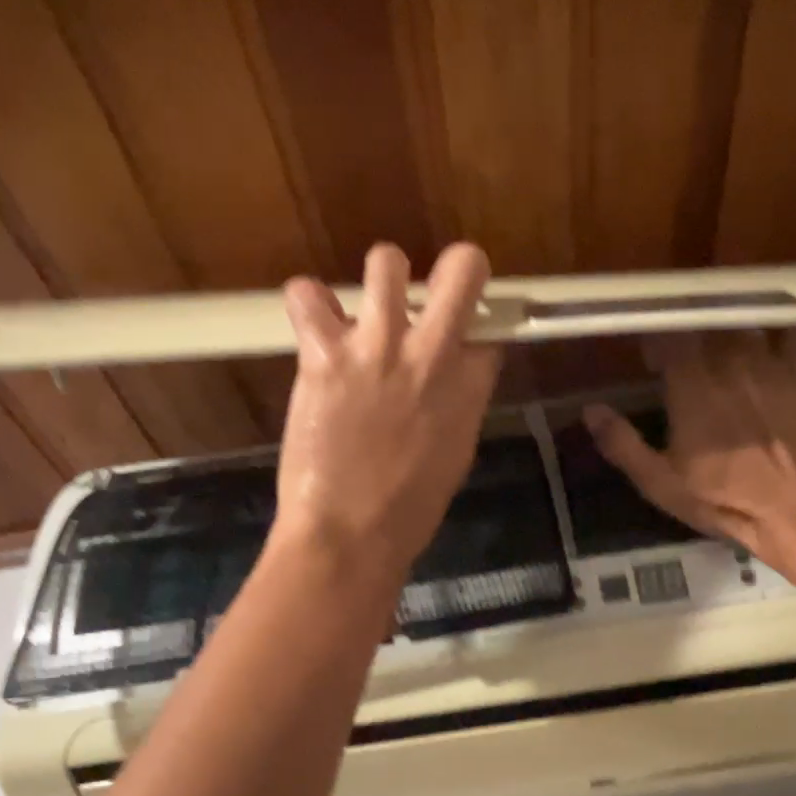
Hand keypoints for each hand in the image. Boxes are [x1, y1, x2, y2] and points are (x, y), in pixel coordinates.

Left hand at [272, 242, 501, 575]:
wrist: (351, 534)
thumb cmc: (409, 510)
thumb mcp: (455, 455)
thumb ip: (458, 405)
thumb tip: (449, 380)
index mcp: (470, 384)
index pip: (488, 329)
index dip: (474, 332)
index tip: (462, 342)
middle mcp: (432, 352)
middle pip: (463, 268)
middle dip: (458, 268)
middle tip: (438, 289)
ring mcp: (377, 346)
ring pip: (386, 261)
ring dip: (381, 277)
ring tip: (368, 308)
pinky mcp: (325, 353)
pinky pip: (307, 296)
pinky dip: (308, 305)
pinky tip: (313, 327)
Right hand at [584, 330, 795, 558]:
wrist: (793, 510)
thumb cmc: (720, 497)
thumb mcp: (659, 481)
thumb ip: (622, 443)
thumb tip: (590, 410)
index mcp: (690, 385)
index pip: (668, 336)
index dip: (656, 340)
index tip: (650, 359)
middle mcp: (729, 363)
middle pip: (704, 325)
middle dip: (688, 334)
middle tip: (681, 357)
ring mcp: (769, 365)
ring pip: (742, 325)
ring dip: (725, 331)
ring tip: (718, 348)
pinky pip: (790, 333)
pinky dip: (776, 328)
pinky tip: (768, 336)